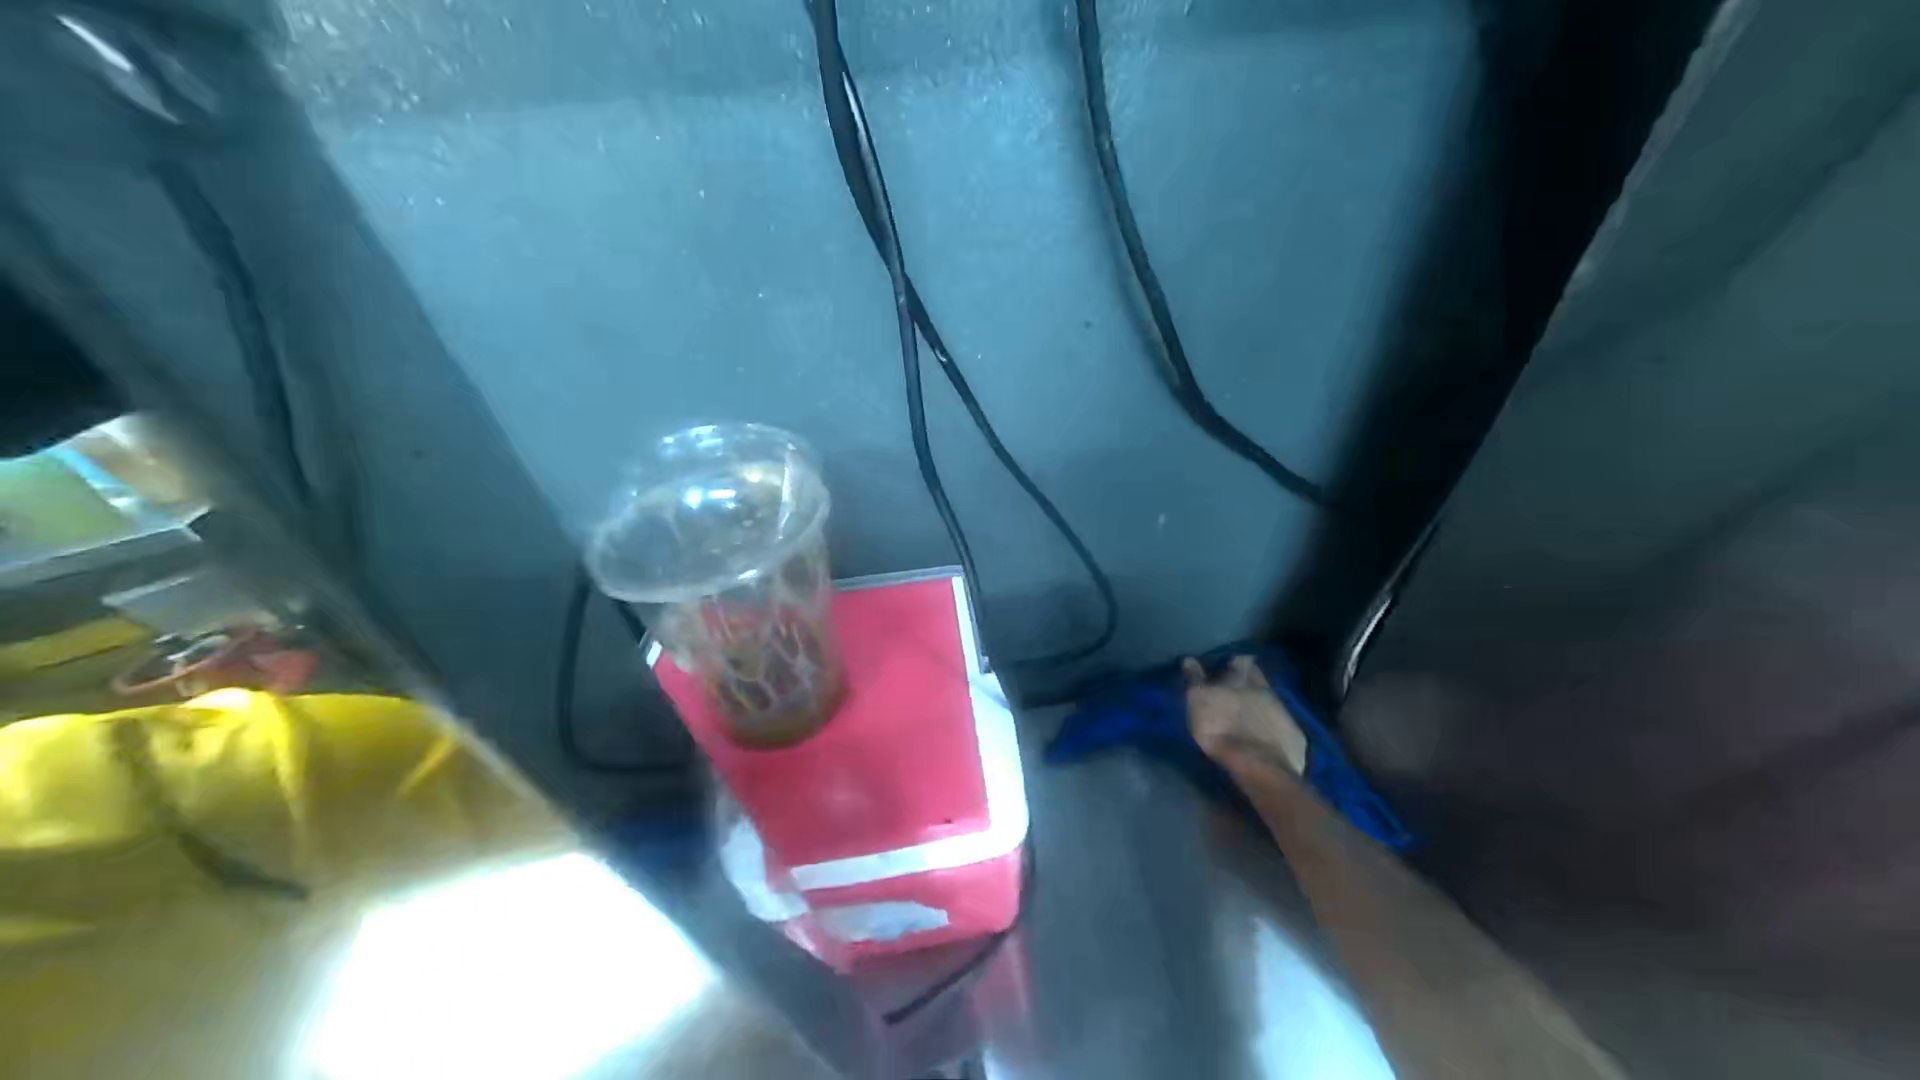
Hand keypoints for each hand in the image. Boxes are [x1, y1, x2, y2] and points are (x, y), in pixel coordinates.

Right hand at [1183, 655, 1307, 775]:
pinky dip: (1273, 725)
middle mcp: (1265, 691)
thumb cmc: (1221, 729)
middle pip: (1258, 678)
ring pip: (1270, 700)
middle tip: (1239, 684)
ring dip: (1261, 702)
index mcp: (1242, 680)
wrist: (1259, 765)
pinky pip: (1282, 724)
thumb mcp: (1198, 701)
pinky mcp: (1293, 736)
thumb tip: (1189, 659)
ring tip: (1250, 711)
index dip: (1235, 662)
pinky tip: (1266, 734)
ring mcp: (1282, 714)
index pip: (1240, 662)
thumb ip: (1195, 679)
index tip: (1228, 664)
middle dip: (1251, 678)